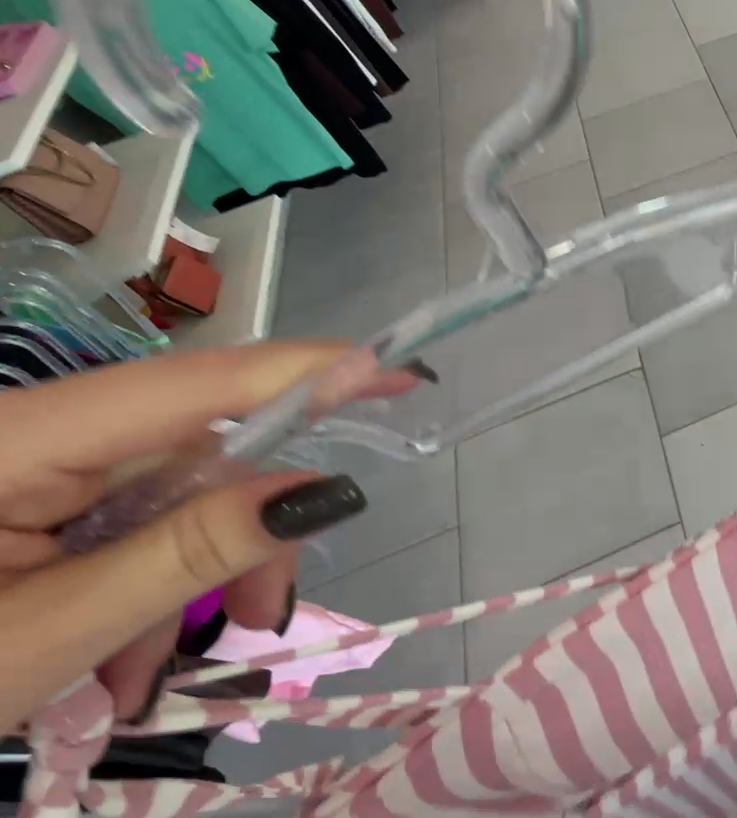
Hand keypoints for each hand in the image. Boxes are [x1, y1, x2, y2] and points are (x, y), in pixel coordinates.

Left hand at [0, 343, 421, 731]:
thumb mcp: (48, 635)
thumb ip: (195, 552)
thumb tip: (328, 490)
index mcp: (9, 441)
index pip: (191, 385)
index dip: (303, 372)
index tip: (398, 368)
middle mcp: (26, 433)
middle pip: (197, 454)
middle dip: (244, 533)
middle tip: (268, 614)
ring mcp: (26, 467)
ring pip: (176, 493)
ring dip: (201, 573)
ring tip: (171, 667)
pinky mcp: (27, 498)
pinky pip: (134, 518)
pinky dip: (156, 582)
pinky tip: (130, 654)